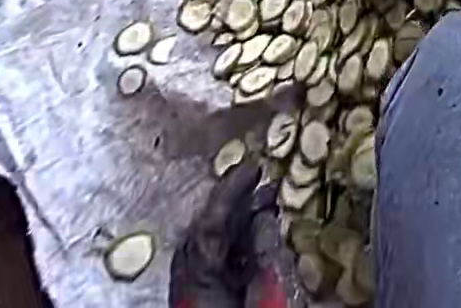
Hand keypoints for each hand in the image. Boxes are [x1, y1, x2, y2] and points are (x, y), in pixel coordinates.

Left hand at [169, 163, 306, 307]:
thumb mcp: (269, 296)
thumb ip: (265, 253)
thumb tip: (264, 214)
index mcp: (198, 282)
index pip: (208, 226)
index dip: (230, 190)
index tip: (255, 165)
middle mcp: (190, 289)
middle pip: (206, 236)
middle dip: (235, 205)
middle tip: (265, 181)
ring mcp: (196, 302)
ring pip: (212, 253)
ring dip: (239, 225)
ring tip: (269, 205)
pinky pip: (219, 270)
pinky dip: (239, 249)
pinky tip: (259, 242)